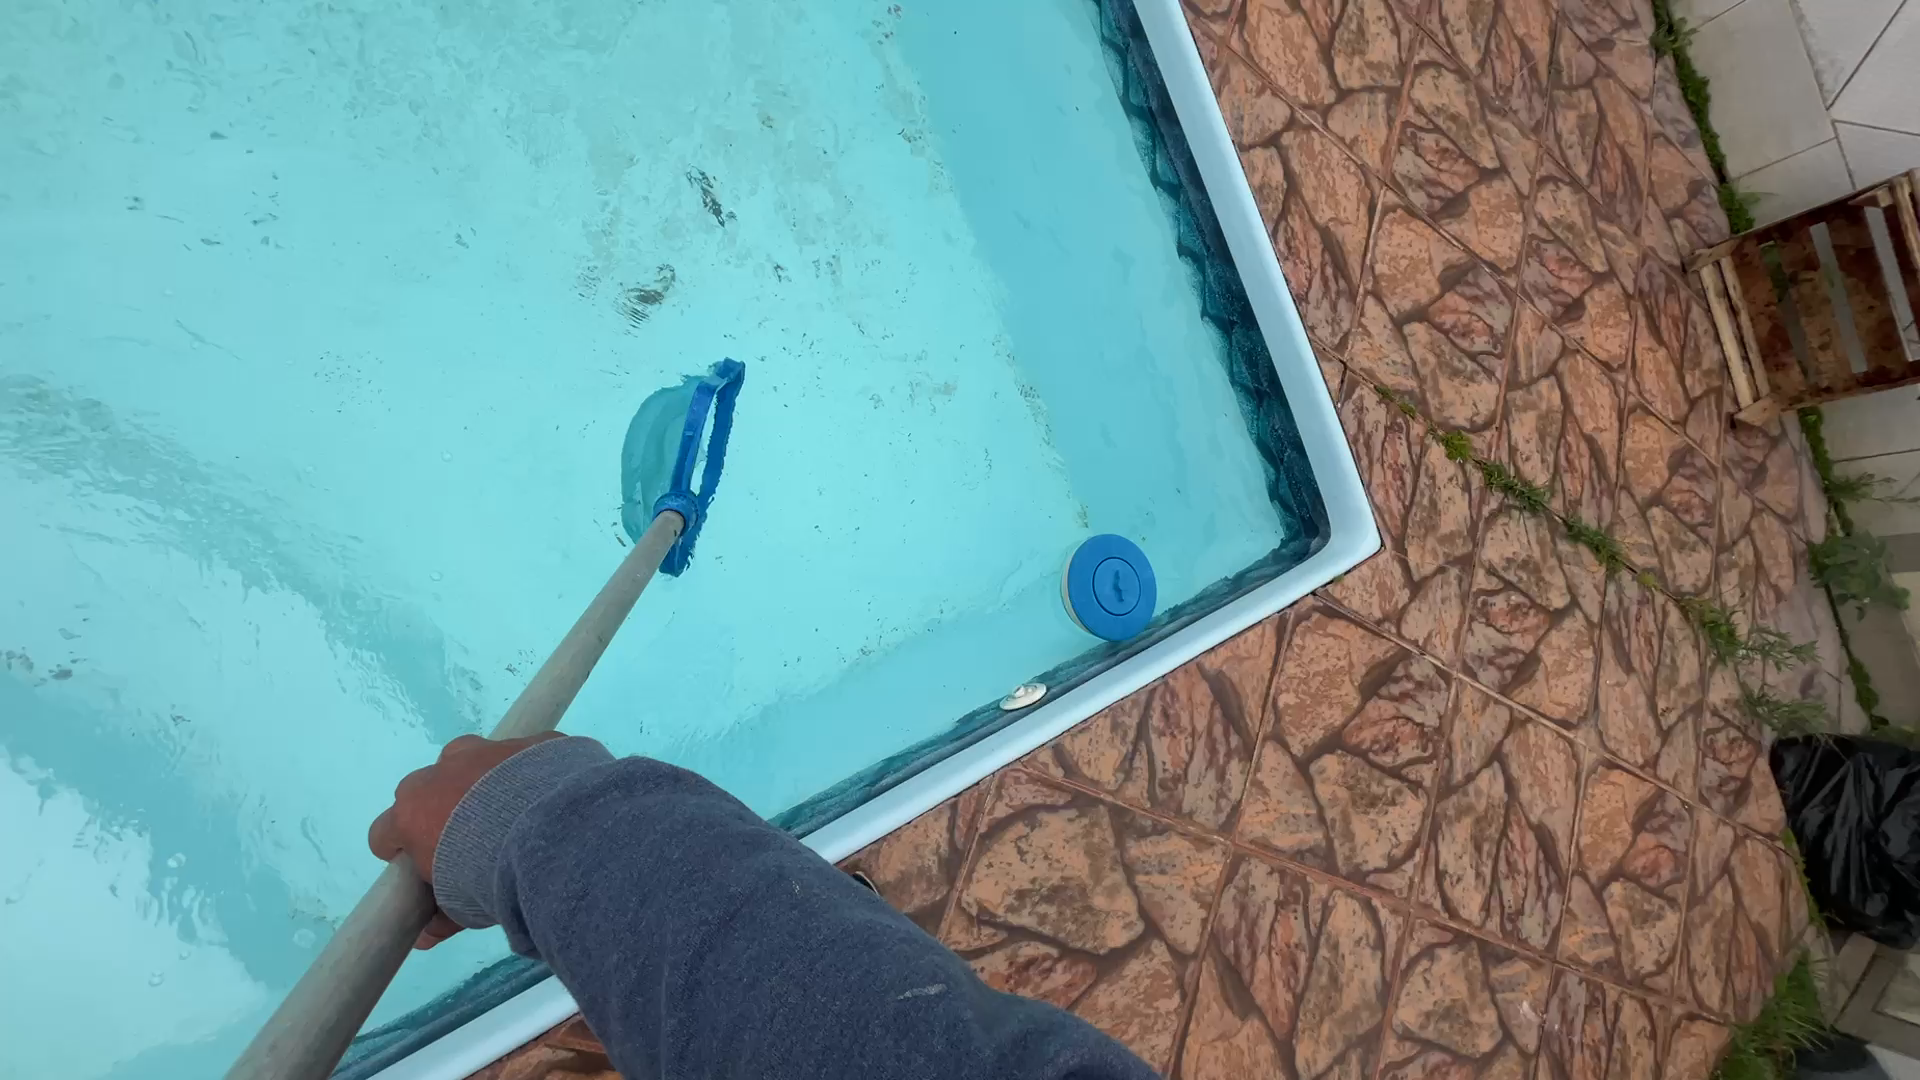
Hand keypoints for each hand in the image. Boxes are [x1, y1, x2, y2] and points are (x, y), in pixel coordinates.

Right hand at [368, 732, 565, 948]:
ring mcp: (492, 749)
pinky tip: (553, 789)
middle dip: (441, 805)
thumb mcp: (463, 906)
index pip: (384, 831)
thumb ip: (442, 915)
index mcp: (413, 812)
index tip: (421, 860)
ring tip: (511, 802)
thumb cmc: (492, 873)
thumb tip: (428, 935)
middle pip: (427, 786)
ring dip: (484, 774)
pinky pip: (528, 752)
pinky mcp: (535, 740)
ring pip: (474, 756)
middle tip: (470, 830)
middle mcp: (446, 771)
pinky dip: (534, 767)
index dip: (401, 848)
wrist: (554, 830)